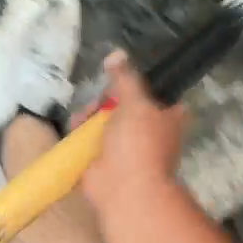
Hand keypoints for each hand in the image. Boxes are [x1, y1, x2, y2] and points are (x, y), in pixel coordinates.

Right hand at [82, 50, 187, 213]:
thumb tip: (116, 53)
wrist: (124, 189)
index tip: (122, 79)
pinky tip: (75, 128)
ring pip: (105, 121)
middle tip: (100, 100)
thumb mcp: (135, 101)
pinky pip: (91, 139)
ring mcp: (125, 147)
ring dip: (91, 116)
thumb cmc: (138, 143)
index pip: (156, 92)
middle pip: (124, 104)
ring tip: (83, 117)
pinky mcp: (104, 159)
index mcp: (167, 117)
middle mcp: (148, 131)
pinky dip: (81, 133)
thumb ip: (125, 77)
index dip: (138, 84)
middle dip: (106, 100)